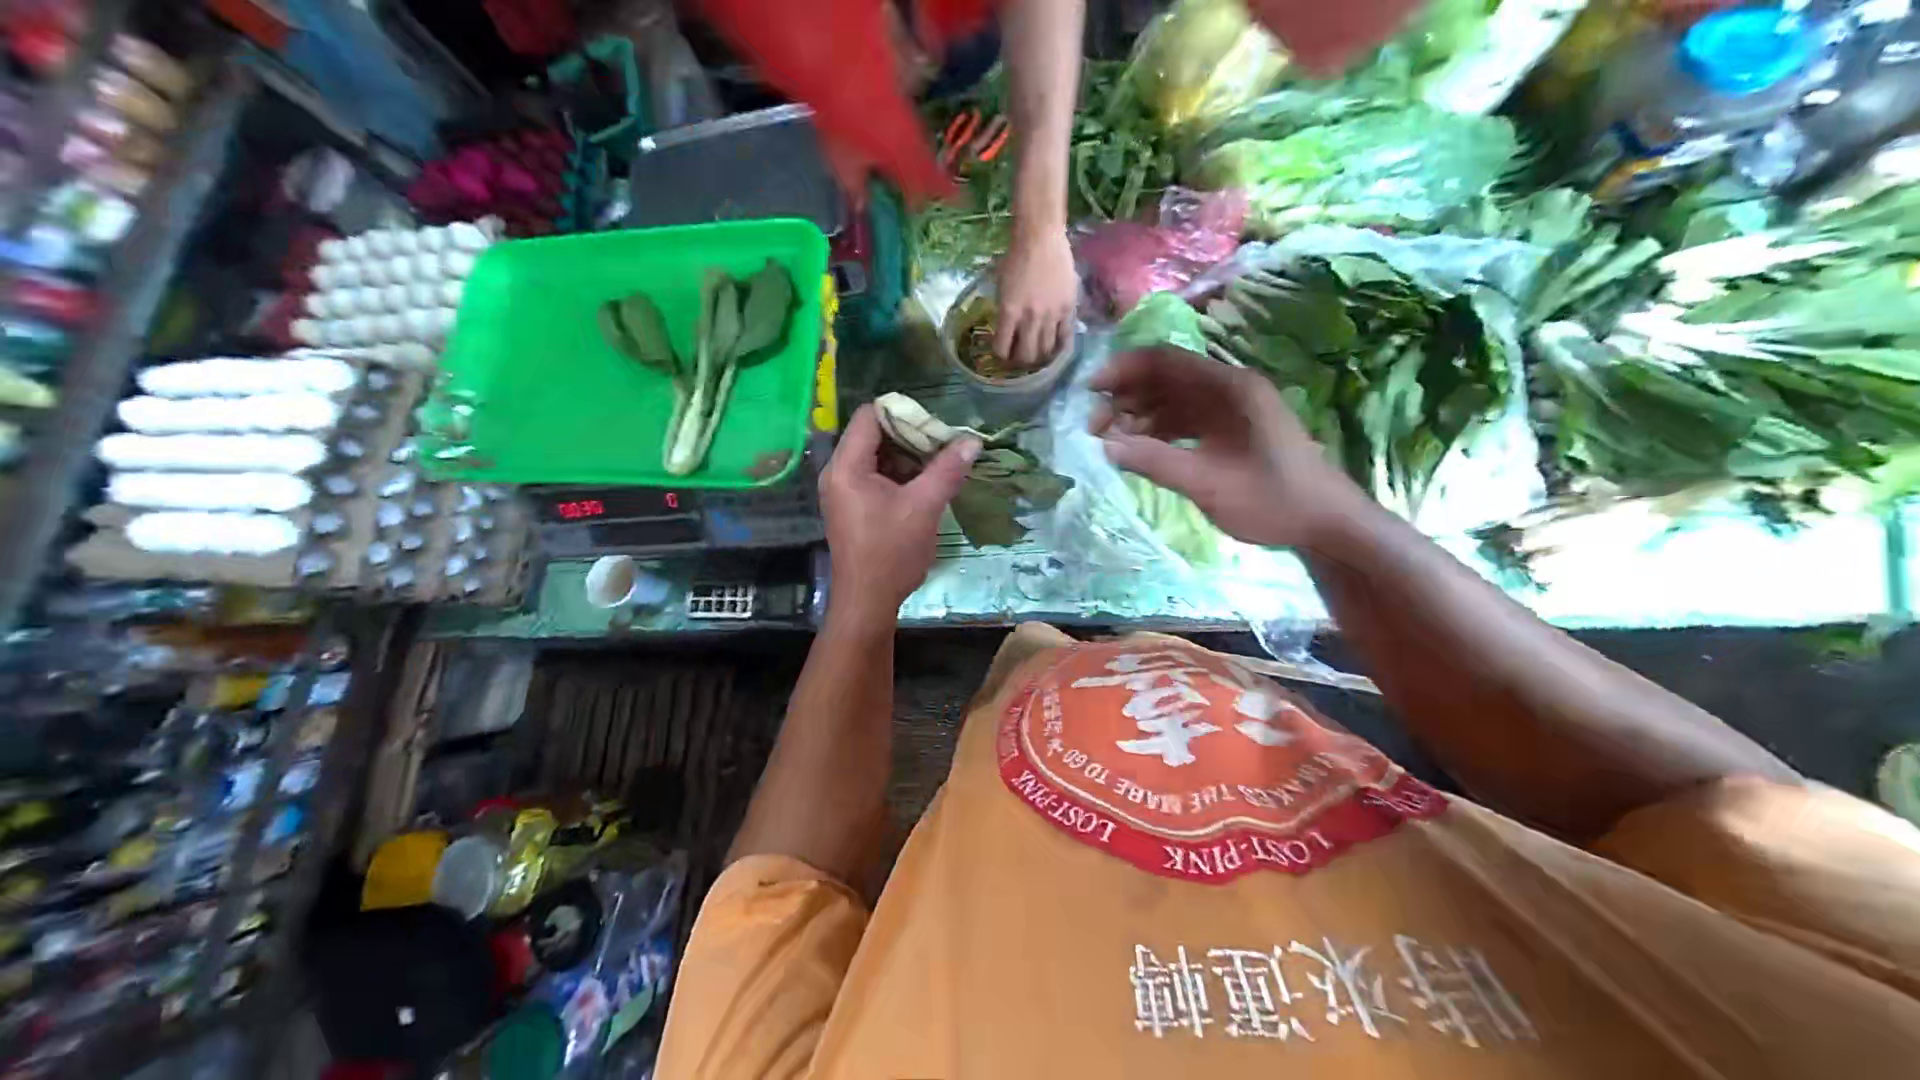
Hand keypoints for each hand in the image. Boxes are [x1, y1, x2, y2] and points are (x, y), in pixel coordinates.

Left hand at [821, 404, 980, 623]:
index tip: (935, 426)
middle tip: (943, 445)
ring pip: (876, 457)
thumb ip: (947, 470)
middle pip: (872, 435)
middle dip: (909, 436)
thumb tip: (972, 440)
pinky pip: (874, 477)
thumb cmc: (891, 553)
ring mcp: (843, 491)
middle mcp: (837, 472)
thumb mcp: (924, 507)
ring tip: (940, 464)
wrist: (867, 602)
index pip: (870, 416)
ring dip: (907, 457)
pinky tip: (925, 485)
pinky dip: (899, 475)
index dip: (903, 413)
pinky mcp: (851, 507)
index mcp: (847, 466)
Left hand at [995, 225, 1078, 370]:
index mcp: (1008, 312)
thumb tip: (1009, 331)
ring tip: (1039, 354)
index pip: (1002, 348)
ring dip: (1040, 357)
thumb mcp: (1000, 287)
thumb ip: (1005, 311)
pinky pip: (1065, 337)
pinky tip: (1057, 349)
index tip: (1003, 354)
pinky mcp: (1068, 309)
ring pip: (1046, 351)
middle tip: (1021, 358)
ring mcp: (1051, 315)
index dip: (1001, 355)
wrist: (1041, 237)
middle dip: (1021, 361)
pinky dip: (1060, 347)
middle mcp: (1029, 318)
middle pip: (1026, 356)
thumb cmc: (1016, 258)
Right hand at [1091, 346, 1362, 548]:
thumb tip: (1104, 446)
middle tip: (1094, 428)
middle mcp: (1228, 389)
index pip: (1164, 360)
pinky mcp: (1229, 430)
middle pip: (1164, 378)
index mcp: (1228, 388)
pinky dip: (1157, 431)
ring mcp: (1230, 410)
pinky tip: (1137, 450)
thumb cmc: (1272, 499)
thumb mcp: (1207, 483)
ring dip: (1138, 416)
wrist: (1325, 523)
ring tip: (1109, 442)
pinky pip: (1183, 420)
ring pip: (1170, 401)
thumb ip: (1155, 461)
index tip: (1089, 393)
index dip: (1122, 370)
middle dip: (1124, 397)